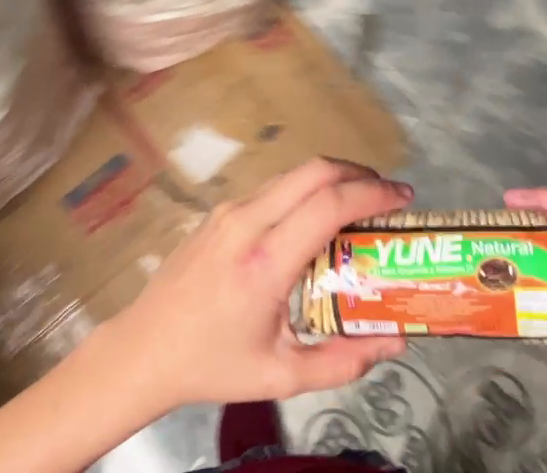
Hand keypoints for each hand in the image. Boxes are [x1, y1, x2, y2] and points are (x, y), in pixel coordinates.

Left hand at [103, 158, 413, 407]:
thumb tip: (396, 343)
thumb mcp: (281, 375)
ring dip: (331, 178)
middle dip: (359, 174)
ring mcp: (228, 212)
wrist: (143, 349)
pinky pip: (272, 188)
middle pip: (313, 172)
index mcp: (264, 262)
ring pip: (291, 175)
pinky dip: (305, 190)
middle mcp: (246, 223)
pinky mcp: (217, 213)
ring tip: (360, 204)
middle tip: (389, 195)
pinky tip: (317, 218)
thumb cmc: (213, 364)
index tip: (403, 198)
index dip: (372, 194)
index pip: (327, 205)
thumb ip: (343, 362)